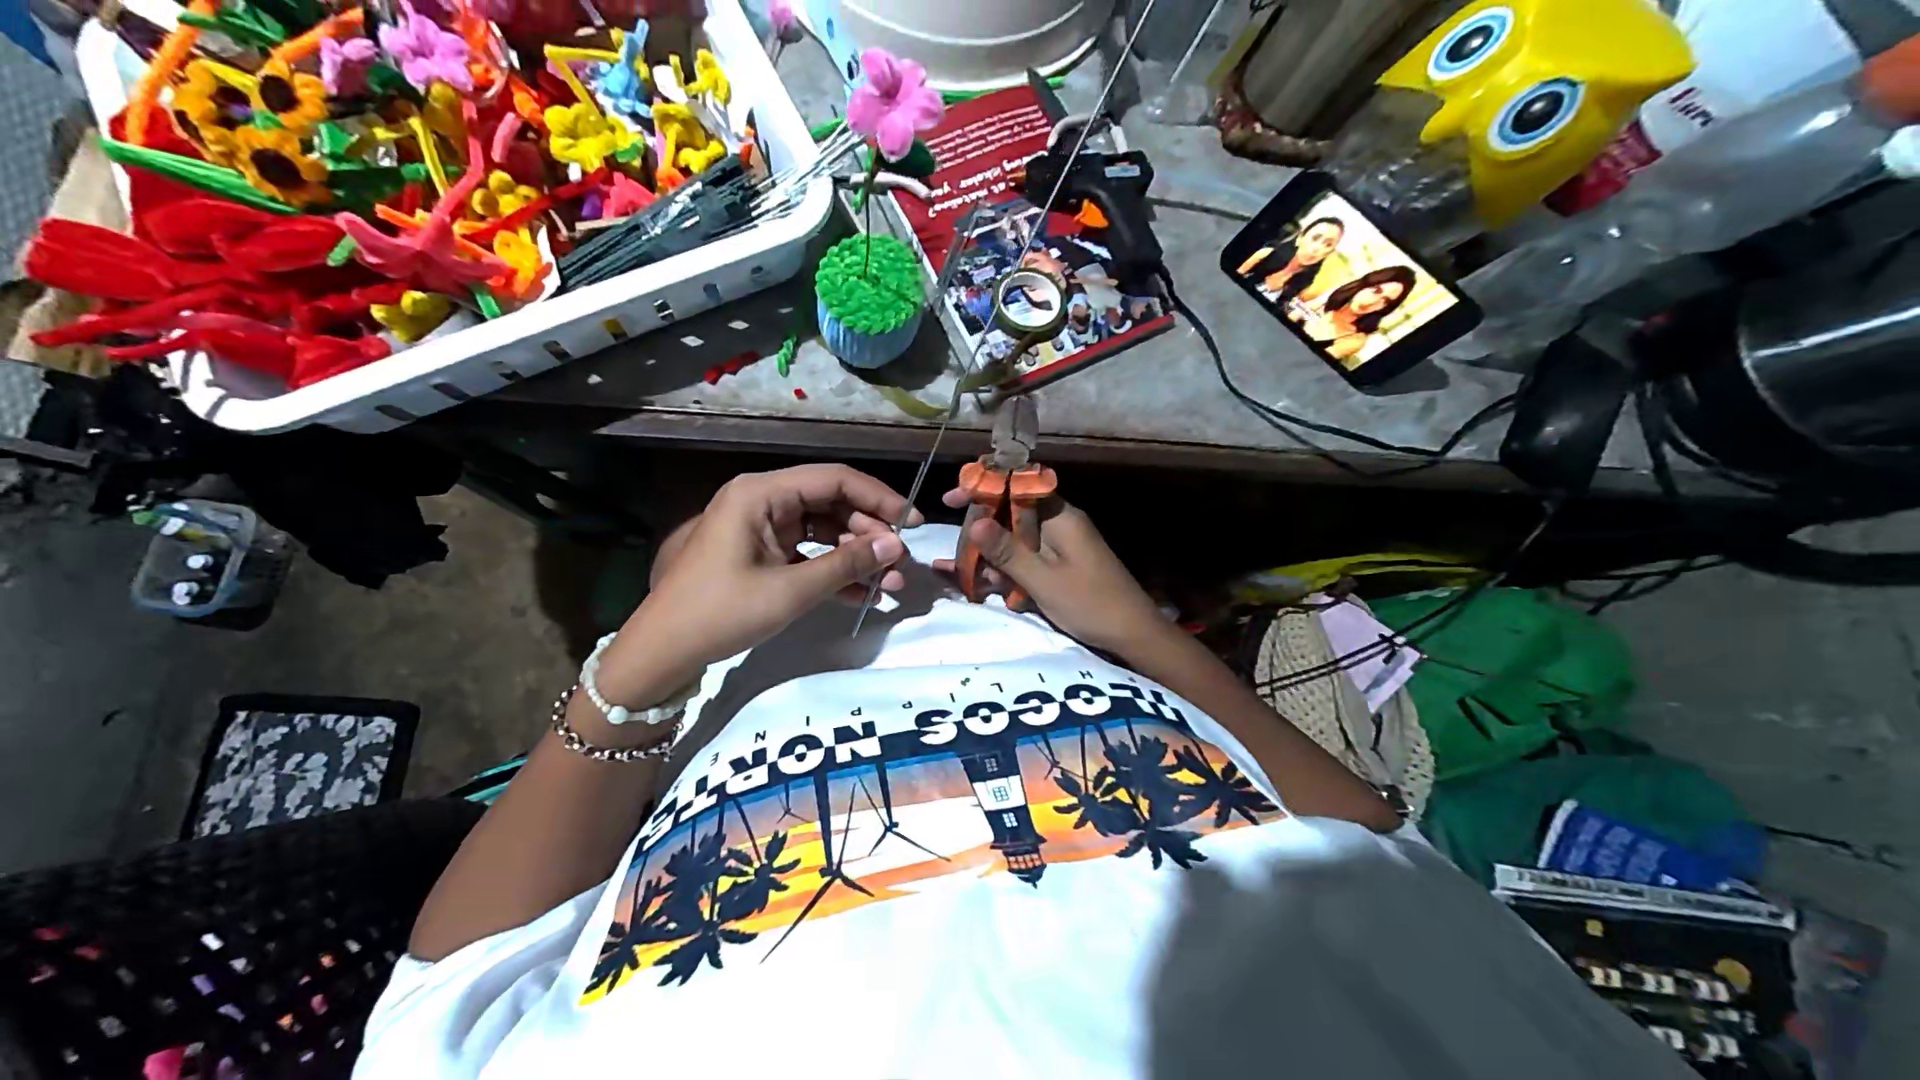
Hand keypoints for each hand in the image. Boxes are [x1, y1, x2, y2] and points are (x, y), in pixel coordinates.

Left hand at [597, 465, 919, 705]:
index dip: (878, 499)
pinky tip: (862, 596)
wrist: (665, 650)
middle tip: (898, 565)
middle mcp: (764, 501)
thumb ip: (846, 565)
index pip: (834, 479)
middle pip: (832, 504)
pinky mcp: (764, 554)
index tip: (912, 523)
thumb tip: (896, 546)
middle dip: (869, 535)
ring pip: (825, 531)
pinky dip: (834, 572)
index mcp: (761, 494)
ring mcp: (763, 528)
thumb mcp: (791, 590)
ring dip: (856, 557)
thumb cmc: (722, 612)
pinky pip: (809, 553)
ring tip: (888, 585)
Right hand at [932, 488, 1170, 656]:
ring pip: (1014, 541)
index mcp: (1060, 516)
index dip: (983, 488)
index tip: (951, 500)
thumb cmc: (1090, 603)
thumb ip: (1007, 551)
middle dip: (981, 533)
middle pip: (1010, 515)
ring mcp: (1059, 546)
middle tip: (955, 554)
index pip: (1017, 485)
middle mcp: (1059, 524)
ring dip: (991, 558)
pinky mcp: (1059, 567)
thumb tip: (974, 521)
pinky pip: (1026, 561)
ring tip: (965, 577)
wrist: (1134, 635)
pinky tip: (984, 588)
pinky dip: (1007, 572)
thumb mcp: (1043, 580)